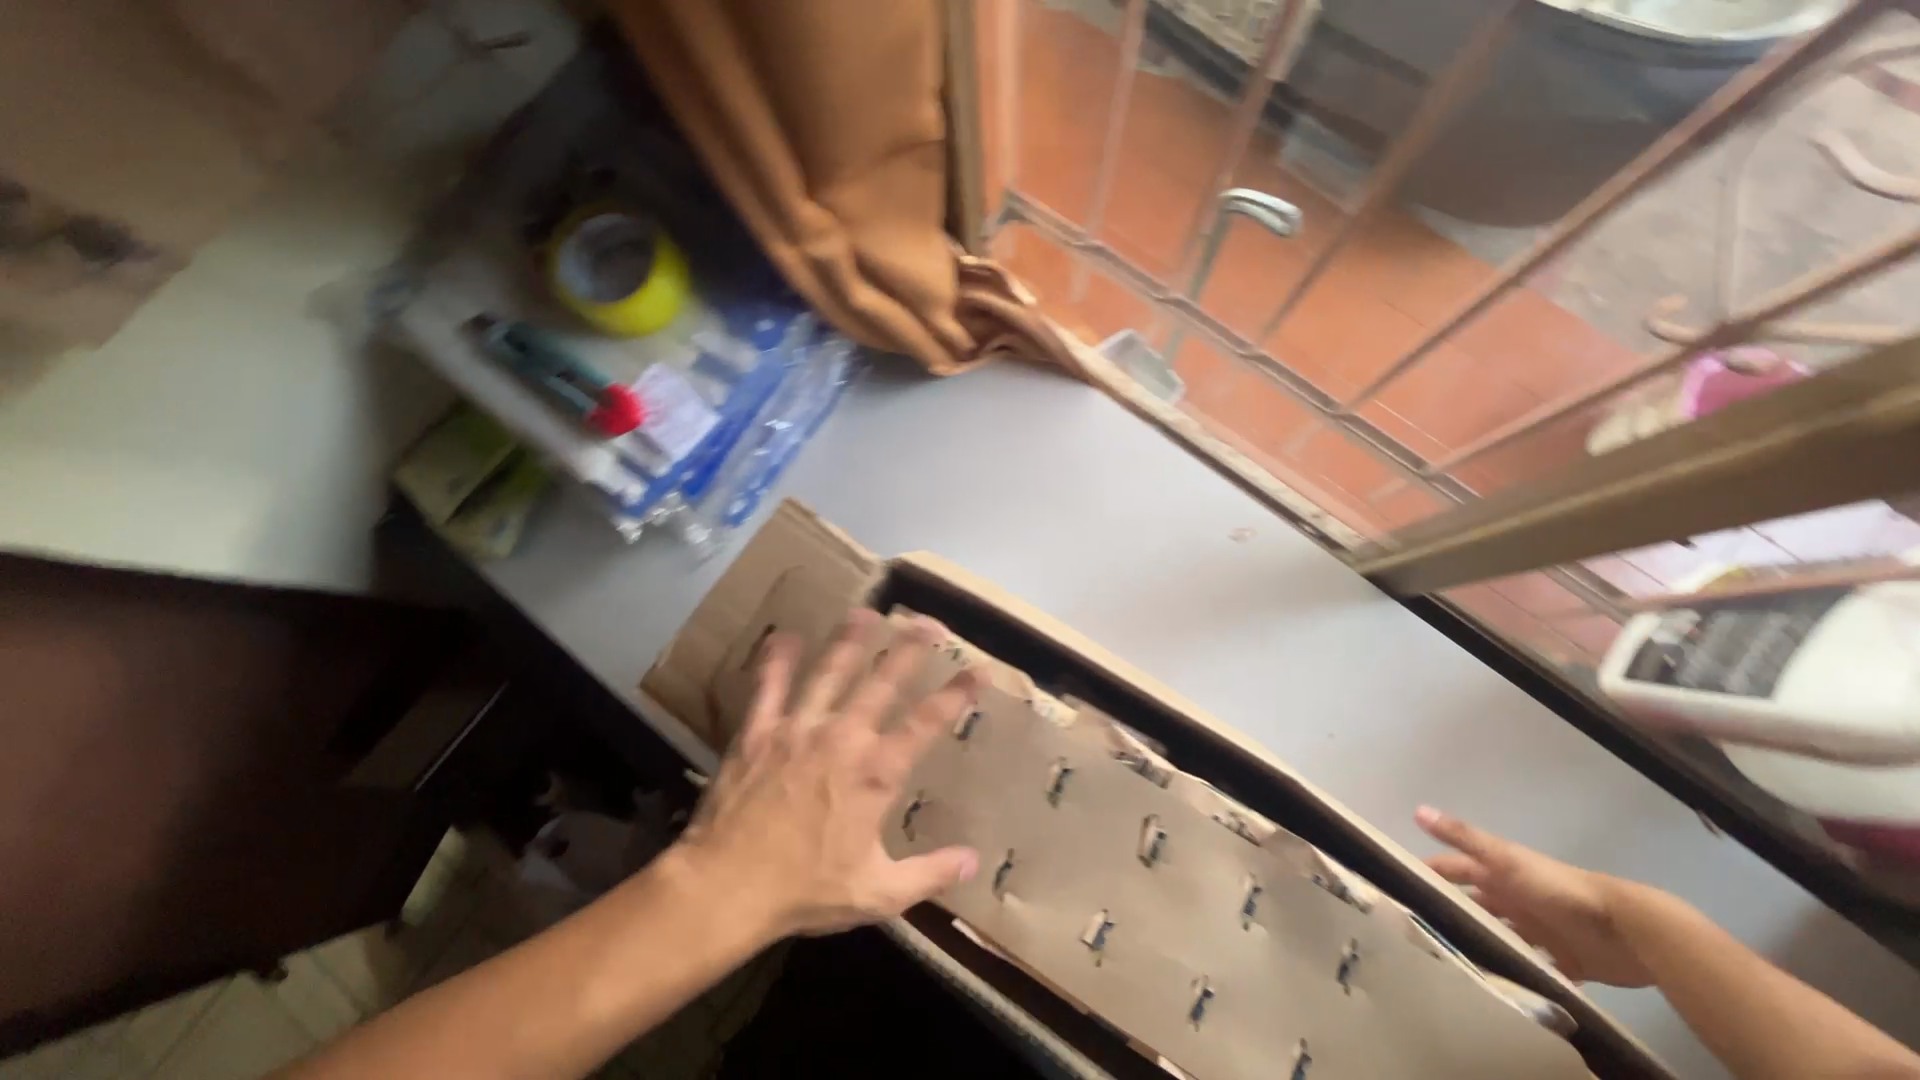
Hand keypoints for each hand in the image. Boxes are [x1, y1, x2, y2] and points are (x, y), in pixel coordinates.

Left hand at [676, 609, 981, 939]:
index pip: (927, 722)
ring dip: (851, 641)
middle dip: (909, 648)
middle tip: (928, 622)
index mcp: (876, 772)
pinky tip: (784, 635)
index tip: (978, 670)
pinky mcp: (758, 732)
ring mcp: (798, 729)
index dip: (957, 694)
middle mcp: (843, 737)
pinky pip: (770, 687)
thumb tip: (973, 861)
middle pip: (883, 681)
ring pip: (830, 671)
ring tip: (867, 613)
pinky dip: (778, 660)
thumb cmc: (806, 890)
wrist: (727, 886)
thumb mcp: (879, 892)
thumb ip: (930, 873)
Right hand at [1416, 806, 1656, 986]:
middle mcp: (1514, 900)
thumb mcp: (1505, 859)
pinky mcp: (1563, 962)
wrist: (1627, 930)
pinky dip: (1520, 978)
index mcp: (1498, 874)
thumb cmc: (1557, 889)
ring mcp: (1539, 931)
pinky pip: (1535, 970)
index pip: (1452, 869)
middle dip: (1449, 917)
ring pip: (1501, 938)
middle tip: (1417, 939)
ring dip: (1481, 949)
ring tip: (1450, 970)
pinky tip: (1499, 992)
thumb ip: (1463, 837)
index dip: (1426, 875)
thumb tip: (1418, 810)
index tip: (1395, 892)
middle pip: (1474, 907)